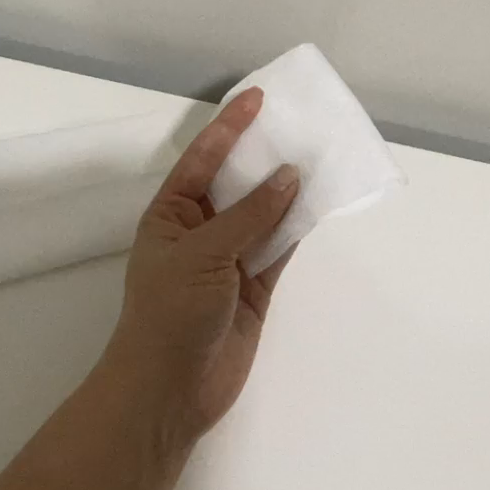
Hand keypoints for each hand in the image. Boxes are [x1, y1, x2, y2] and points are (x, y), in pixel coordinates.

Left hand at [99, 87, 300, 443]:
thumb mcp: (203, 253)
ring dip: (286, 188)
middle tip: (295, 122)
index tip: (257, 98)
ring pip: (263, 211)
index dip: (229, 126)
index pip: (203, 158)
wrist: (171, 391)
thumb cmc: (171, 311)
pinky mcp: (254, 284)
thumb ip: (250, 215)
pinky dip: (298, 225)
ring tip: (317, 153)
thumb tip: (289, 176)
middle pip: (236, 181)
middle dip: (262, 153)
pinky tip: (319, 200)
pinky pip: (279, 245)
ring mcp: (230, 256)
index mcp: (173, 212)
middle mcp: (202, 227)